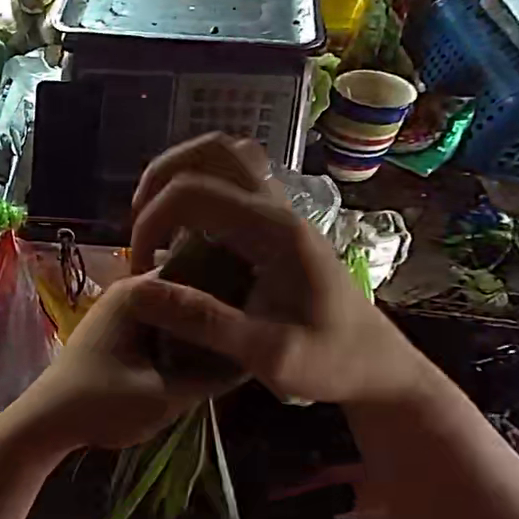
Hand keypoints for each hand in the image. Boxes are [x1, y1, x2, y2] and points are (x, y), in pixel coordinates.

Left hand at [8, 274, 239, 452]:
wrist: (47, 423)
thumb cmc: (100, 404)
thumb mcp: (165, 395)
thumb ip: (213, 375)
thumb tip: (253, 358)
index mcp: (138, 292)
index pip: (203, 275)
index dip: (237, 295)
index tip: (269, 314)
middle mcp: (131, 290)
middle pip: (192, 291)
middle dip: (222, 312)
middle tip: (261, 331)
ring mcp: (124, 309)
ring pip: (180, 310)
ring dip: (203, 327)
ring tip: (243, 344)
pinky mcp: (121, 330)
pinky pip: (165, 324)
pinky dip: (185, 337)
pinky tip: (209, 356)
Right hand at [126, 134, 434, 407]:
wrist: (380, 367)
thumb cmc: (331, 363)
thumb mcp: (268, 356)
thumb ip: (205, 323)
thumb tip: (138, 293)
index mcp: (275, 232)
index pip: (194, 192)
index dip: (151, 220)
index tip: (138, 268)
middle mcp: (278, 209)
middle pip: (212, 150)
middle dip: (160, 178)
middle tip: (139, 225)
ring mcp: (279, 212)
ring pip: (224, 155)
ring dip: (180, 174)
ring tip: (155, 217)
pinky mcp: (275, 224)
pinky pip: (232, 180)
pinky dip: (197, 188)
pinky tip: (182, 230)